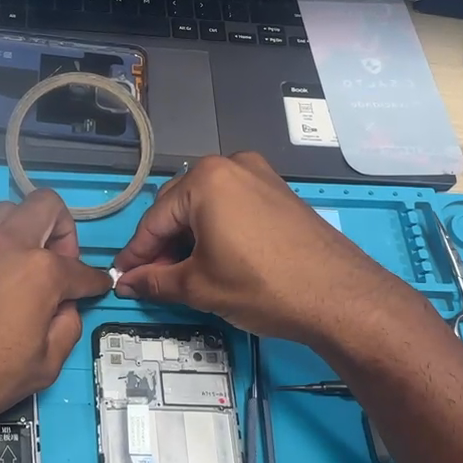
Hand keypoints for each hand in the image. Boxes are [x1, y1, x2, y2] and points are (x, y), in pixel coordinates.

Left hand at [0, 191, 111, 462]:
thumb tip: (65, 306)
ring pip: (5, 211)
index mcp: (39, 271)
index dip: (93, 281)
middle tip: (58, 266)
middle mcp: (6, 244)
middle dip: (62, 231)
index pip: (80, 269)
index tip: (95, 287)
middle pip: (46, 205)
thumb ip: (67, 327)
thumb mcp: (45, 366)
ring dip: (21, 231)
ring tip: (18, 266)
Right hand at [111, 153, 415, 344]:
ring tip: (184, 275)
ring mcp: (259, 176)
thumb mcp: (198, 287)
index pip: (153, 221)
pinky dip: (216, 232)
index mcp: (204, 180)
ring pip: (205, 207)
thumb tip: (125, 283)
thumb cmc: (260, 286)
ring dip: (189, 239)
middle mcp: (230, 166)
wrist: (340, 297)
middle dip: (163, 245)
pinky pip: (232, 207)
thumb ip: (154, 281)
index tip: (122, 279)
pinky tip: (214, 260)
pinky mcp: (279, 192)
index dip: (135, 255)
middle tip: (153, 280)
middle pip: (178, 208)